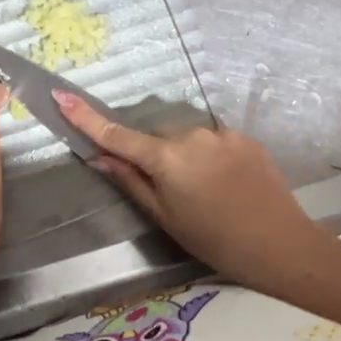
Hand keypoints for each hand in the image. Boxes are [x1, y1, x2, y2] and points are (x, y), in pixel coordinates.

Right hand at [56, 90, 338, 288]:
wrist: (280, 244)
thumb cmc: (213, 239)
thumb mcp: (164, 217)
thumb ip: (131, 182)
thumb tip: (101, 157)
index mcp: (166, 158)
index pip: (116, 134)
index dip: (85, 117)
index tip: (61, 96)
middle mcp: (191, 135)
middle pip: (156, 136)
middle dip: (153, 155)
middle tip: (168, 192)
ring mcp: (221, 133)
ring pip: (186, 139)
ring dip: (184, 157)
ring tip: (204, 193)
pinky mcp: (245, 138)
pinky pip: (213, 142)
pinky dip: (209, 158)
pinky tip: (225, 186)